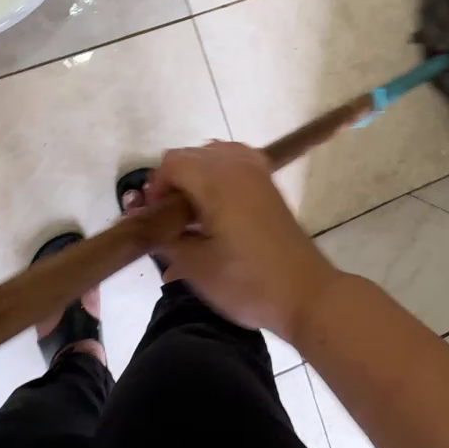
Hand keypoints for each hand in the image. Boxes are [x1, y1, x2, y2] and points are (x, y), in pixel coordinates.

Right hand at [151, 141, 340, 340]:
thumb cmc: (248, 283)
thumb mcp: (196, 267)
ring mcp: (257, 169)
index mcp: (216, 180)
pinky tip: (217, 203)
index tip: (155, 220)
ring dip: (195, 176)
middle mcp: (237, 164)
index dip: (156, 189)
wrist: (305, 293)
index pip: (171, 163)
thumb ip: (165, 237)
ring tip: (193, 215)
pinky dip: (219, 173)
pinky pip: (234, 159)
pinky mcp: (268, 181)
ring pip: (212, 154)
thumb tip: (143, 222)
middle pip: (190, 155)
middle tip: (170, 223)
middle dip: (172, 183)